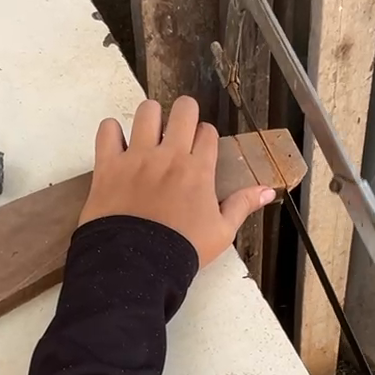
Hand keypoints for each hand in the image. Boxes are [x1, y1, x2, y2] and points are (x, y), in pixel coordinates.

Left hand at [80, 97, 274, 269]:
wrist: (139, 264)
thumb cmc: (181, 250)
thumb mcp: (221, 232)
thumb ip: (242, 205)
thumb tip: (267, 191)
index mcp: (198, 170)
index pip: (207, 132)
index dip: (205, 137)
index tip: (200, 149)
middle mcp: (169, 156)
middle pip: (183, 110)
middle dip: (184, 114)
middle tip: (179, 127)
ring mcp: (137, 158)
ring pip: (146, 112)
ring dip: (150, 117)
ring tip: (149, 132)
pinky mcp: (108, 165)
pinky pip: (107, 130)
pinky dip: (111, 131)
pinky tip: (117, 141)